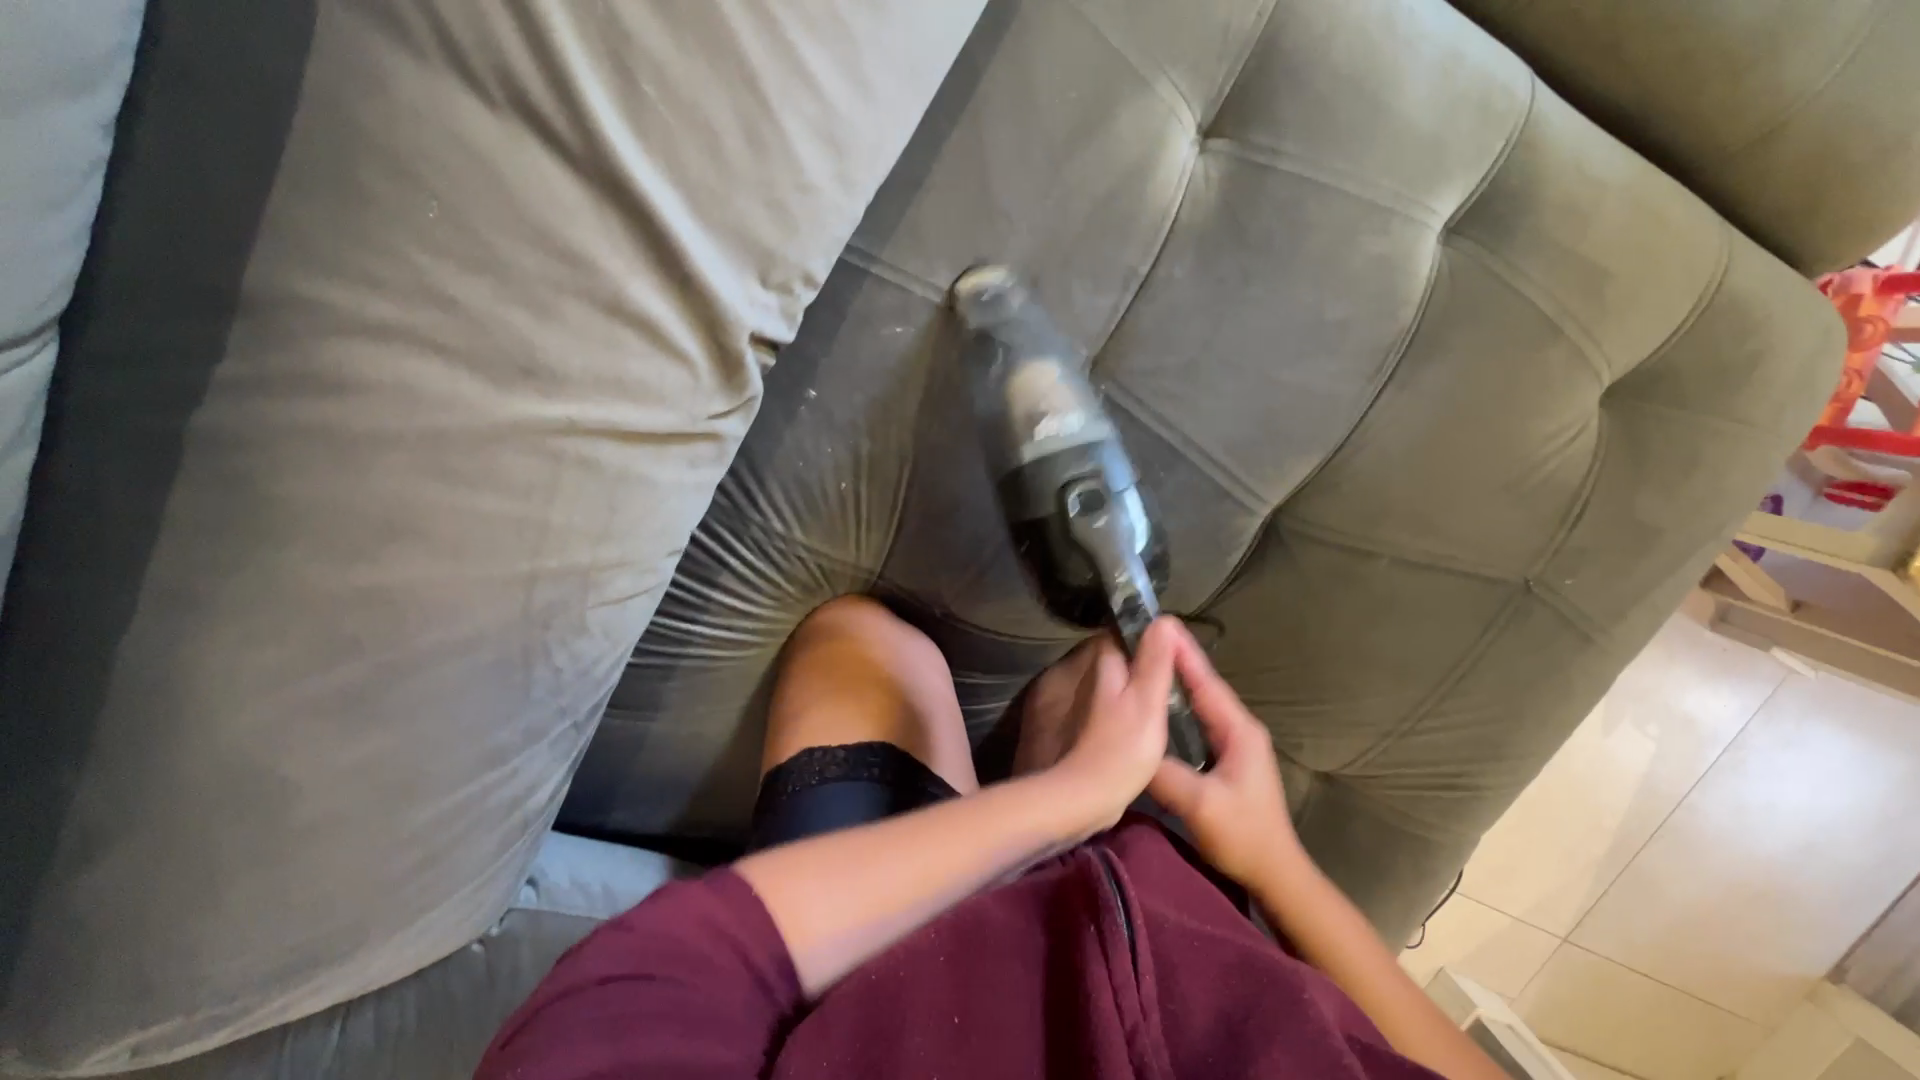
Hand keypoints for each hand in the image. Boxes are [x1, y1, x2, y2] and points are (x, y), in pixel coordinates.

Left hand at [1038, 619, 1181, 833]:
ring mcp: (1101, 709)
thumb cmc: (1123, 747)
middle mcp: (1100, 683)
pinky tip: (1165, 718)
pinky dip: (1146, 708)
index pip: (1123, 634)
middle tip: (1186, 667)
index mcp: (1107, 668)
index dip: (1148, 633)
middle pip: (1128, 660)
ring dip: (1150, 684)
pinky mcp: (1106, 731)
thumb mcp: (1147, 699)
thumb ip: (1155, 661)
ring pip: (1129, 685)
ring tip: (1182, 690)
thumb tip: (1163, 619)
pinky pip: (1130, 708)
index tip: (1176, 639)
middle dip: (1152, 659)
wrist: (1093, 796)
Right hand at [1147, 633, 1302, 887]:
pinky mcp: (1223, 760)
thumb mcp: (1201, 805)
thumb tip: (1128, 747)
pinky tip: (1152, 708)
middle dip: (1173, 659)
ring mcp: (1233, 745)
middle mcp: (1238, 730)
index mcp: (1239, 731)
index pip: (1205, 682)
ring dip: (1173, 682)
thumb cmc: (1244, 836)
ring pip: (1197, 704)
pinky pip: (1194, 723)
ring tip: (1141, 661)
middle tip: (1141, 635)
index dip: (1182, 653)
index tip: (1160, 622)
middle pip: (1201, 686)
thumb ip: (1165, 773)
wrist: (1274, 873)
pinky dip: (1174, 708)